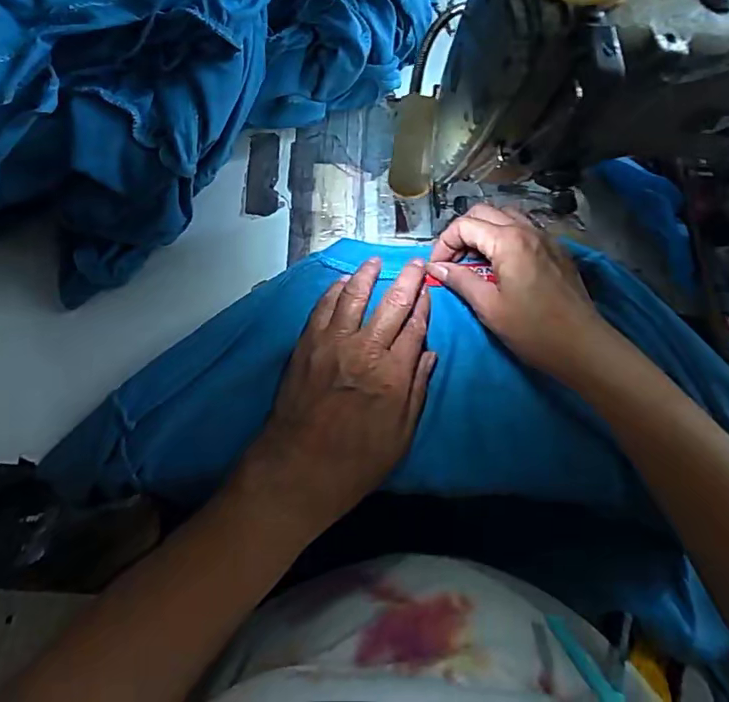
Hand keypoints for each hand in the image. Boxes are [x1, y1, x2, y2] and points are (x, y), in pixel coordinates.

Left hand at [230, 258, 435, 534]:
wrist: (298, 467)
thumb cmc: (356, 461)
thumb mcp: (400, 436)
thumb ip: (417, 391)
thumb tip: (430, 353)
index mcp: (393, 374)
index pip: (415, 328)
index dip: (424, 306)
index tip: (429, 289)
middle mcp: (366, 349)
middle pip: (392, 304)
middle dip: (407, 280)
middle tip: (414, 262)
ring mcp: (333, 342)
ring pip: (354, 296)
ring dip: (367, 275)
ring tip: (375, 261)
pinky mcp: (307, 342)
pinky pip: (323, 307)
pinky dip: (335, 290)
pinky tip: (342, 282)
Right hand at [429, 204, 624, 378]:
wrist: (585, 348)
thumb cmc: (533, 330)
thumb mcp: (489, 307)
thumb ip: (460, 280)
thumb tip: (436, 266)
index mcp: (508, 241)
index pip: (464, 225)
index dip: (444, 243)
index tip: (438, 267)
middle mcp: (527, 230)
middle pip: (483, 212)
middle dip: (461, 232)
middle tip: (453, 261)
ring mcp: (546, 238)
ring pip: (505, 216)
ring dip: (484, 231)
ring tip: (475, 259)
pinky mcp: (557, 250)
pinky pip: (524, 229)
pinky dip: (505, 236)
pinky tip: (502, 263)